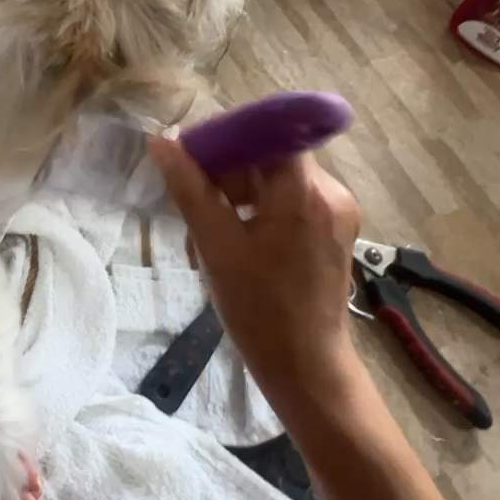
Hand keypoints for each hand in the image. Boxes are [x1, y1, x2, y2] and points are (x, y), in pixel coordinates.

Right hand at [148, 137, 363, 388]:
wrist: (307, 368)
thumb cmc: (259, 309)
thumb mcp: (216, 245)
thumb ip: (189, 187)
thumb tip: (161, 141)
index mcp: (305, 191)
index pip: (269, 131)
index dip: (229, 135)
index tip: (196, 157)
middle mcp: (331, 192)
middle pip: (272, 154)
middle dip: (230, 171)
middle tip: (197, 203)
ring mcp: (337, 211)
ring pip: (278, 177)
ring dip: (241, 192)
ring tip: (213, 230)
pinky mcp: (335, 229)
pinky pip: (291, 198)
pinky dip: (261, 208)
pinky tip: (238, 239)